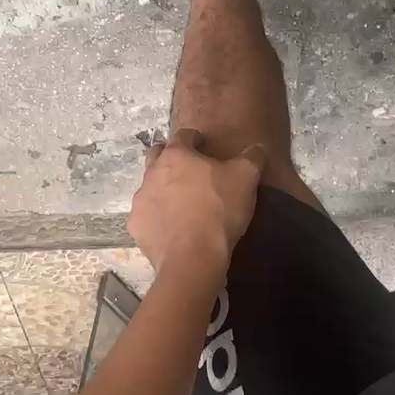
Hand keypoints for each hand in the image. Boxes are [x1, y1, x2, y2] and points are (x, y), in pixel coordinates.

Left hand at [128, 128, 264, 275]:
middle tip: (189, 169)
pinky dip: (157, 216)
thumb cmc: (219, 209)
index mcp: (176, 156)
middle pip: (157, 155)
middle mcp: (152, 173)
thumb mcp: (246, 177)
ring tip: (182, 201)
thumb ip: (252, 157)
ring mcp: (141, 201)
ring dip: (163, 188)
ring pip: (150, 186)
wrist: (193, 258)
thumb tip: (257, 147)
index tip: (204, 144)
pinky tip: (172, 226)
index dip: (194, 137)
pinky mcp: (136, 227)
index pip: (182, 135)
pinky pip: (146, 215)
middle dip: (171, 158)